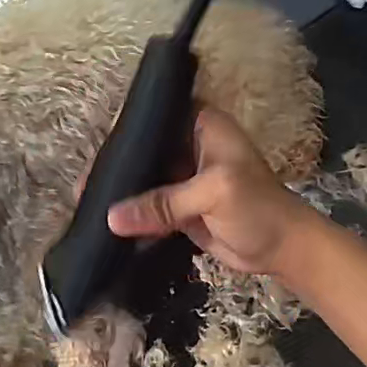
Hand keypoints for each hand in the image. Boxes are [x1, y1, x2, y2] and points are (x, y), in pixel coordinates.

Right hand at [106, 107, 317, 274]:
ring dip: (123, 193)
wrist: (282, 248)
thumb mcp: (214, 194)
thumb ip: (164, 203)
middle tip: (84, 186)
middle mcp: (191, 146)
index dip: (127, 130)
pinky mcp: (182, 207)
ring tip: (86, 204)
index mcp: (203, 125)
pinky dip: (134, 215)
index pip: (156, 118)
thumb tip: (113, 218)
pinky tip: (106, 223)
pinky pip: (151, 208)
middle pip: (145, 150)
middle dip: (118, 166)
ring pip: (145, 181)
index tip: (99, 152)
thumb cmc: (259, 207)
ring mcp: (185, 178)